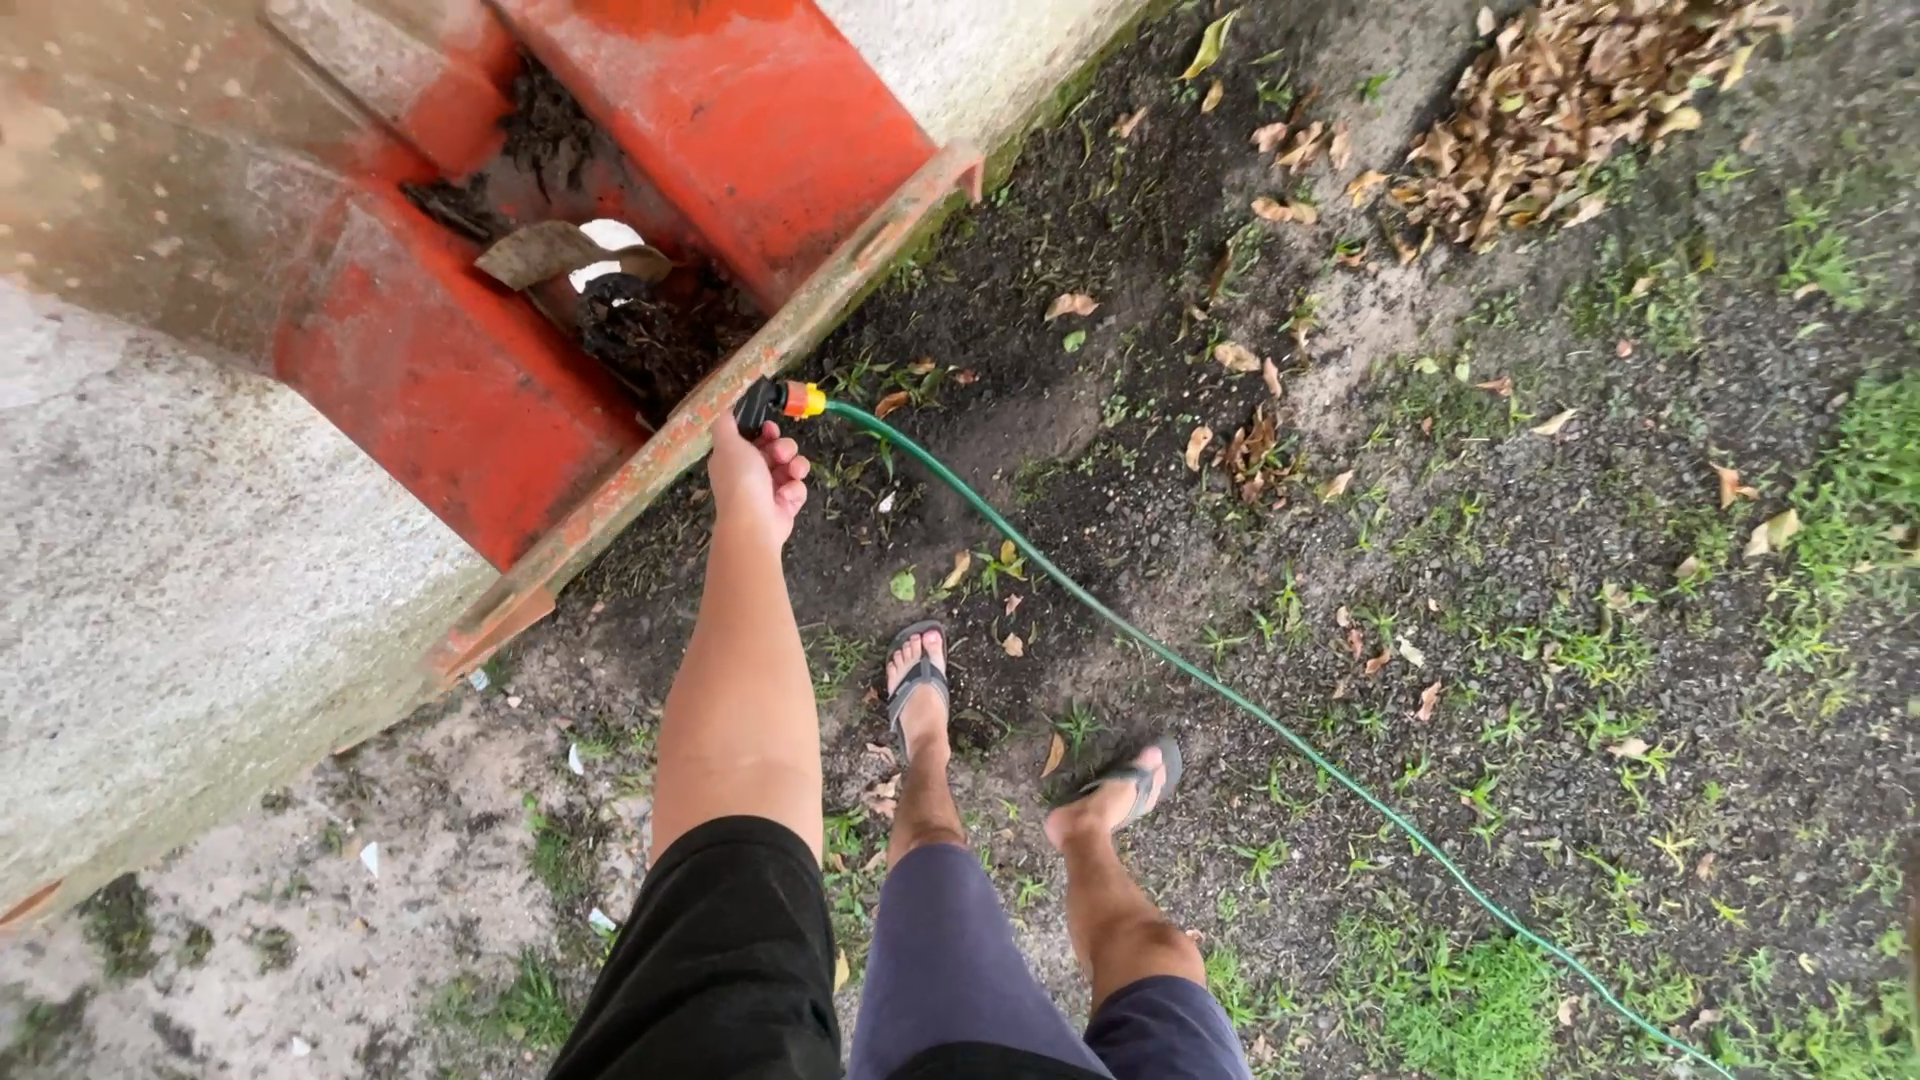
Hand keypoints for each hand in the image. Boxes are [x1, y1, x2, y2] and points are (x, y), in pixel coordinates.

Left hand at [708, 416, 809, 547]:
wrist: (754, 522)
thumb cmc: (740, 480)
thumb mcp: (728, 444)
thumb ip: (726, 423)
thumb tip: (725, 407)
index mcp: (735, 458)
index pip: (755, 438)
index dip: (766, 432)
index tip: (770, 430)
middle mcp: (751, 473)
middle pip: (777, 449)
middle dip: (784, 448)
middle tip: (780, 454)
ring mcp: (771, 489)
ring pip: (792, 466)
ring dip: (795, 466)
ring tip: (791, 473)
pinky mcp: (787, 504)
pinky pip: (798, 487)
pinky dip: (794, 490)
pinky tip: (786, 495)